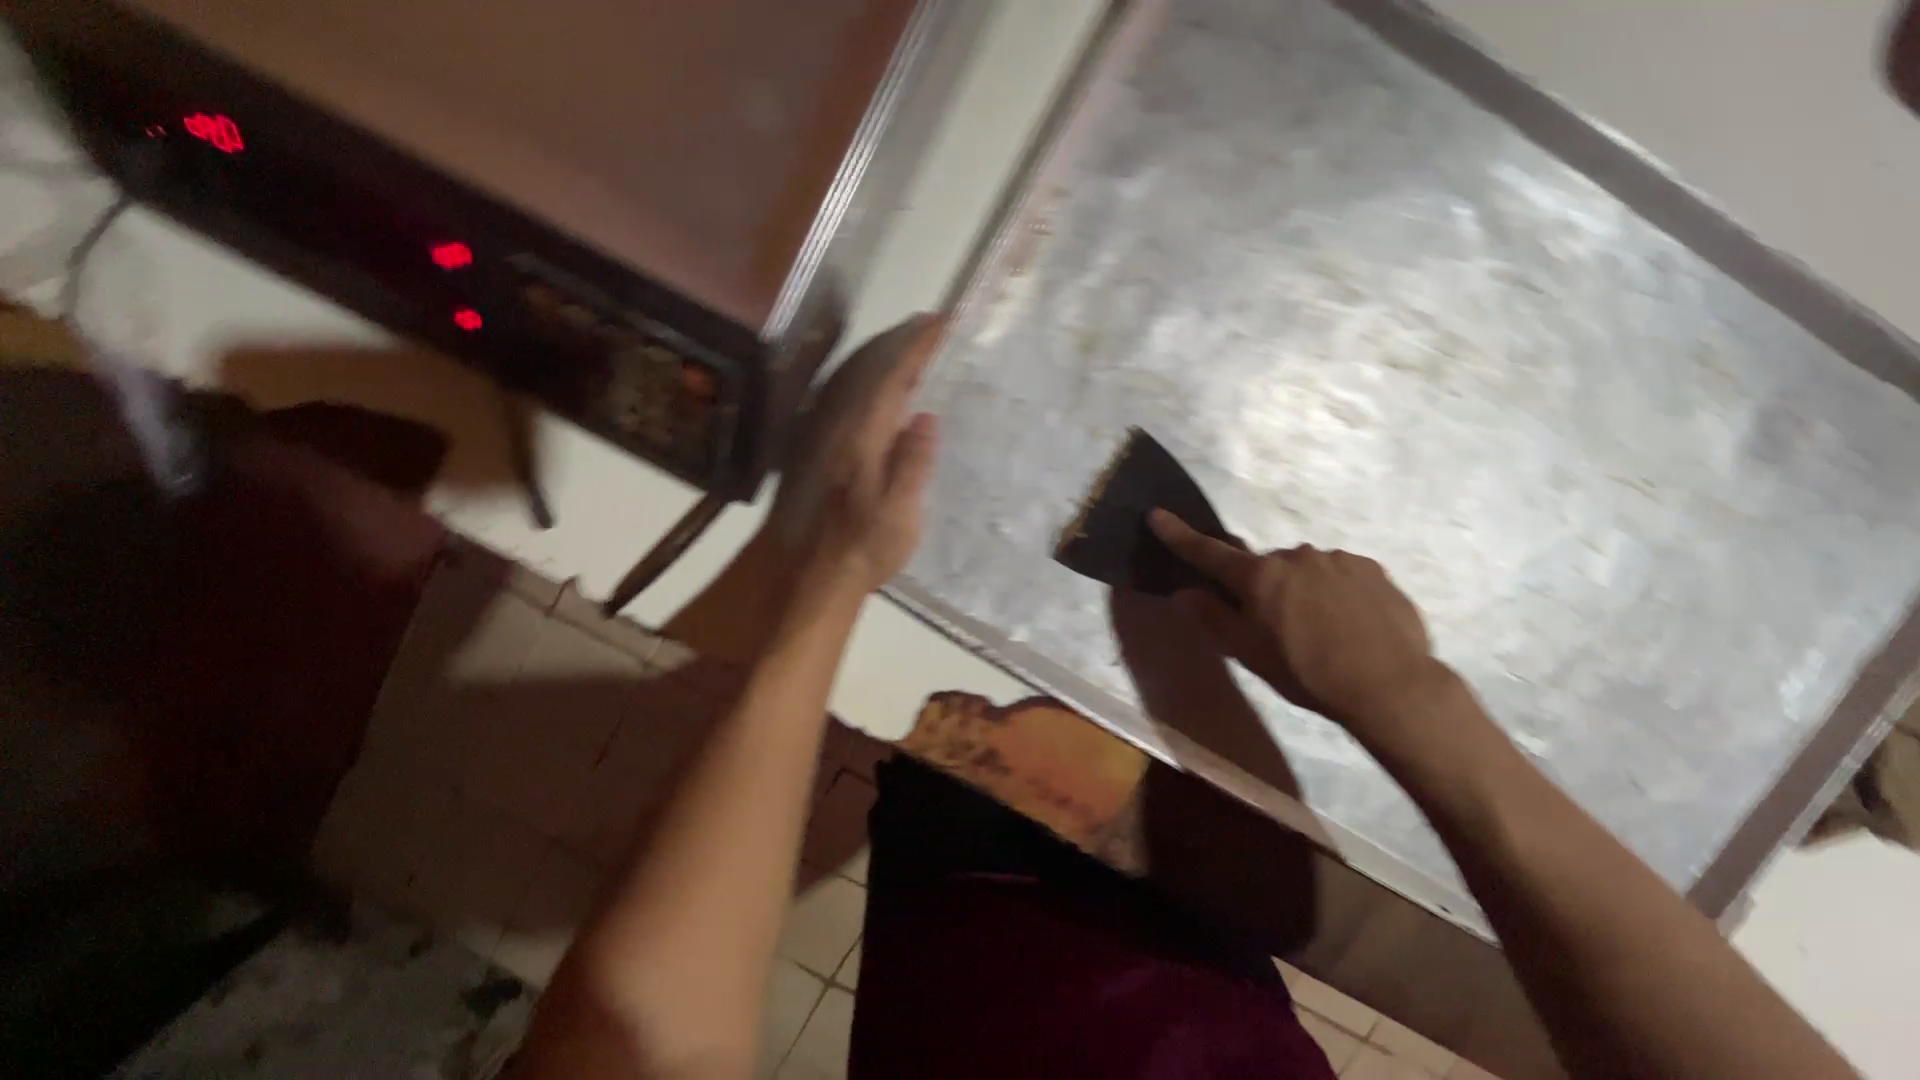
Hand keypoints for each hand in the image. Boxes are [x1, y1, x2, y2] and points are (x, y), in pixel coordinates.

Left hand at [772, 315, 943, 596]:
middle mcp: (840, 426)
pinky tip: (881, 389)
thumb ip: (913, 462)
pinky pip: (847, 398)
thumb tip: (925, 415)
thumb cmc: (863, 547)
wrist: (812, 574)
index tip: (942, 322)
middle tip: (931, 325)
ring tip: (911, 345)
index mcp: (863, 436)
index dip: (917, 346)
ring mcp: (826, 435)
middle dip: (900, 342)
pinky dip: (868, 380)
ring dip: (883, 357)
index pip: (892, 376)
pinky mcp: (821, 448)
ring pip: (855, 380)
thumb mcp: (900, 512)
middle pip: (870, 369)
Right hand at [1148, 509, 1452, 741]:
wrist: (1389, 686)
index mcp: (1259, 577)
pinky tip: (1350, 623)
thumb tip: (1184, 594)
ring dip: (1304, 589)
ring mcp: (1337, 558)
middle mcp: (1295, 556)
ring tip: (1323, 630)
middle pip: (1266, 566)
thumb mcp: (1250, 655)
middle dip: (1266, 587)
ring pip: (1306, 570)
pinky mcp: (1372, 568)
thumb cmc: (1307, 674)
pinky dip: (1337, 593)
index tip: (1157, 515)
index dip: (1180, 536)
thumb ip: (1214, 619)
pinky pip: (1341, 574)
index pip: (1209, 553)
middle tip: (1278, 626)